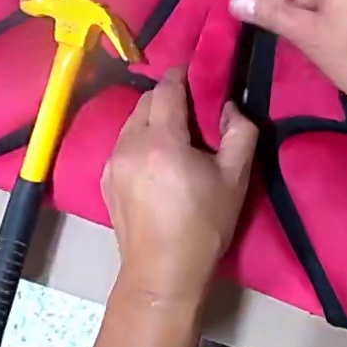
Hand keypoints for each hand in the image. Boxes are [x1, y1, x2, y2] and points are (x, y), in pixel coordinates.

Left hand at [102, 68, 259, 310]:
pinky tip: (157, 158)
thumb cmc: (203, 225)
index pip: (166, 89)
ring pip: (132, 121)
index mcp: (161, 141)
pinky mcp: (106, 179)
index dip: (182, 75)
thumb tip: (229, 107)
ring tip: (176, 132)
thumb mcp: (235, 178)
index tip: (196, 73)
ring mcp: (112, 162)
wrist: (162, 274)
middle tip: (193, 106)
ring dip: (153, 117)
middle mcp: (130, 144)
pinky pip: (123, 142)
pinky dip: (140, 138)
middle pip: (146, 101)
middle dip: (168, 95)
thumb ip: (240, 133)